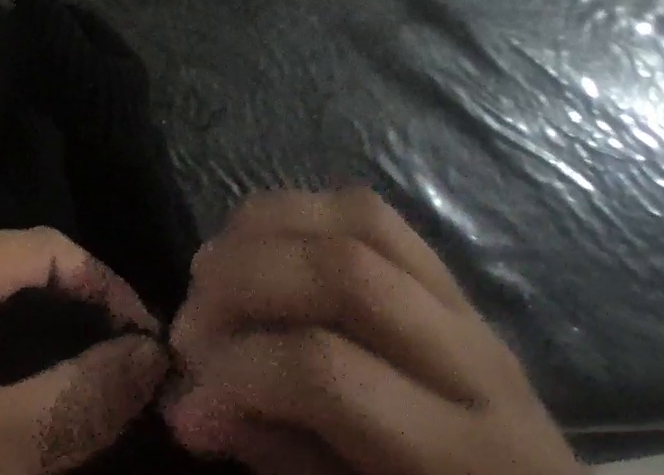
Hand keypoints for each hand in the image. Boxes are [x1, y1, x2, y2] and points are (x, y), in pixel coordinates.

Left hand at [0, 229, 171, 474]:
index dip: (105, 287)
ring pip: (7, 291)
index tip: (152, 347)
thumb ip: (77, 400)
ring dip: (59, 326)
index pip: (42, 248)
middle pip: (24, 265)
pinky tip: (56, 378)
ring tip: (109, 371)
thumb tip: (154, 357)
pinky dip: (26, 341)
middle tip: (137, 364)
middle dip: (85, 307)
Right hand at [162, 189, 583, 474]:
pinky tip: (259, 247)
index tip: (185, 401)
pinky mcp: (449, 280)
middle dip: (238, 283)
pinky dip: (296, 214)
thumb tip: (187, 403)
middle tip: (189, 325)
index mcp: (468, 456)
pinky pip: (370, 214)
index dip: (236, 374)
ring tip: (212, 272)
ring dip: (260, 230)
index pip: (327, 372)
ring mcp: (468, 309)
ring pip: (358, 219)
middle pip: (342, 270)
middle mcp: (478, 364)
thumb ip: (278, 453)